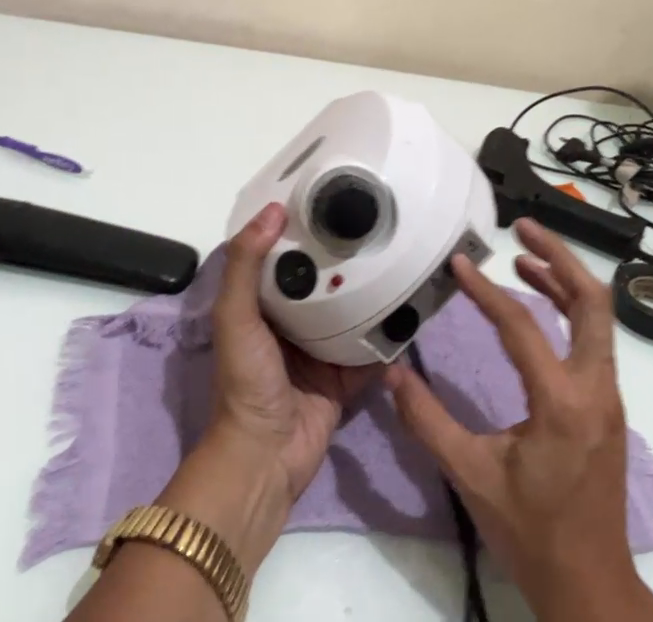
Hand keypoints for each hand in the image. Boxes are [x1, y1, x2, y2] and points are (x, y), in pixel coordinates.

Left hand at [209, 202, 382, 499]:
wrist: (267, 456)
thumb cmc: (246, 381)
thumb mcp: (236, 317)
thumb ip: (245, 266)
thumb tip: (273, 211)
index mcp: (264, 306)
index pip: (285, 257)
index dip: (304, 228)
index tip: (334, 196)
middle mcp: (294, 323)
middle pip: (326, 282)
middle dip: (349, 258)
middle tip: (383, 223)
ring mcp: (323, 350)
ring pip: (354, 312)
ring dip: (375, 291)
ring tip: (406, 256)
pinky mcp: (348, 375)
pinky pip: (375, 348)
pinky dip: (392, 332)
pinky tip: (416, 304)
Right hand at [385, 219, 652, 621]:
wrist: (588, 579)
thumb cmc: (530, 530)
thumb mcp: (471, 475)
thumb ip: (428, 421)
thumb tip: (392, 374)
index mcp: (562, 402)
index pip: (522, 326)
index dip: (486, 291)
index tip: (459, 264)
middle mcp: (595, 388)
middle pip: (592, 302)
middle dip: (559, 257)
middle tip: (523, 228)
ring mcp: (608, 397)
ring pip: (599, 320)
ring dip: (565, 282)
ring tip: (525, 258)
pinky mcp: (607, 407)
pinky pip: (594, 343)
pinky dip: (570, 313)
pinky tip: (540, 308)